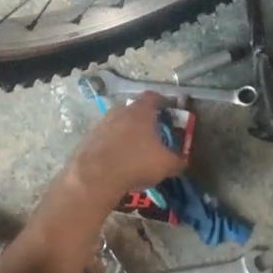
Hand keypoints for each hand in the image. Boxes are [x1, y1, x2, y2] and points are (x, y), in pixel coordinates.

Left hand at [58, 92, 187, 208]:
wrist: (96, 175)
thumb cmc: (137, 162)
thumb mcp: (166, 164)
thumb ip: (178, 161)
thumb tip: (182, 162)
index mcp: (140, 111)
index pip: (153, 97)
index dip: (163, 102)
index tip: (169, 110)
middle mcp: (120, 111)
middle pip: (135, 110)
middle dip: (145, 121)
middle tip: (155, 135)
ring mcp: (103, 124)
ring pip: (120, 124)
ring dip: (129, 133)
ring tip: (137, 151)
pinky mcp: (90, 138)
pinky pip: (107, 138)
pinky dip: (115, 145)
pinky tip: (120, 161)